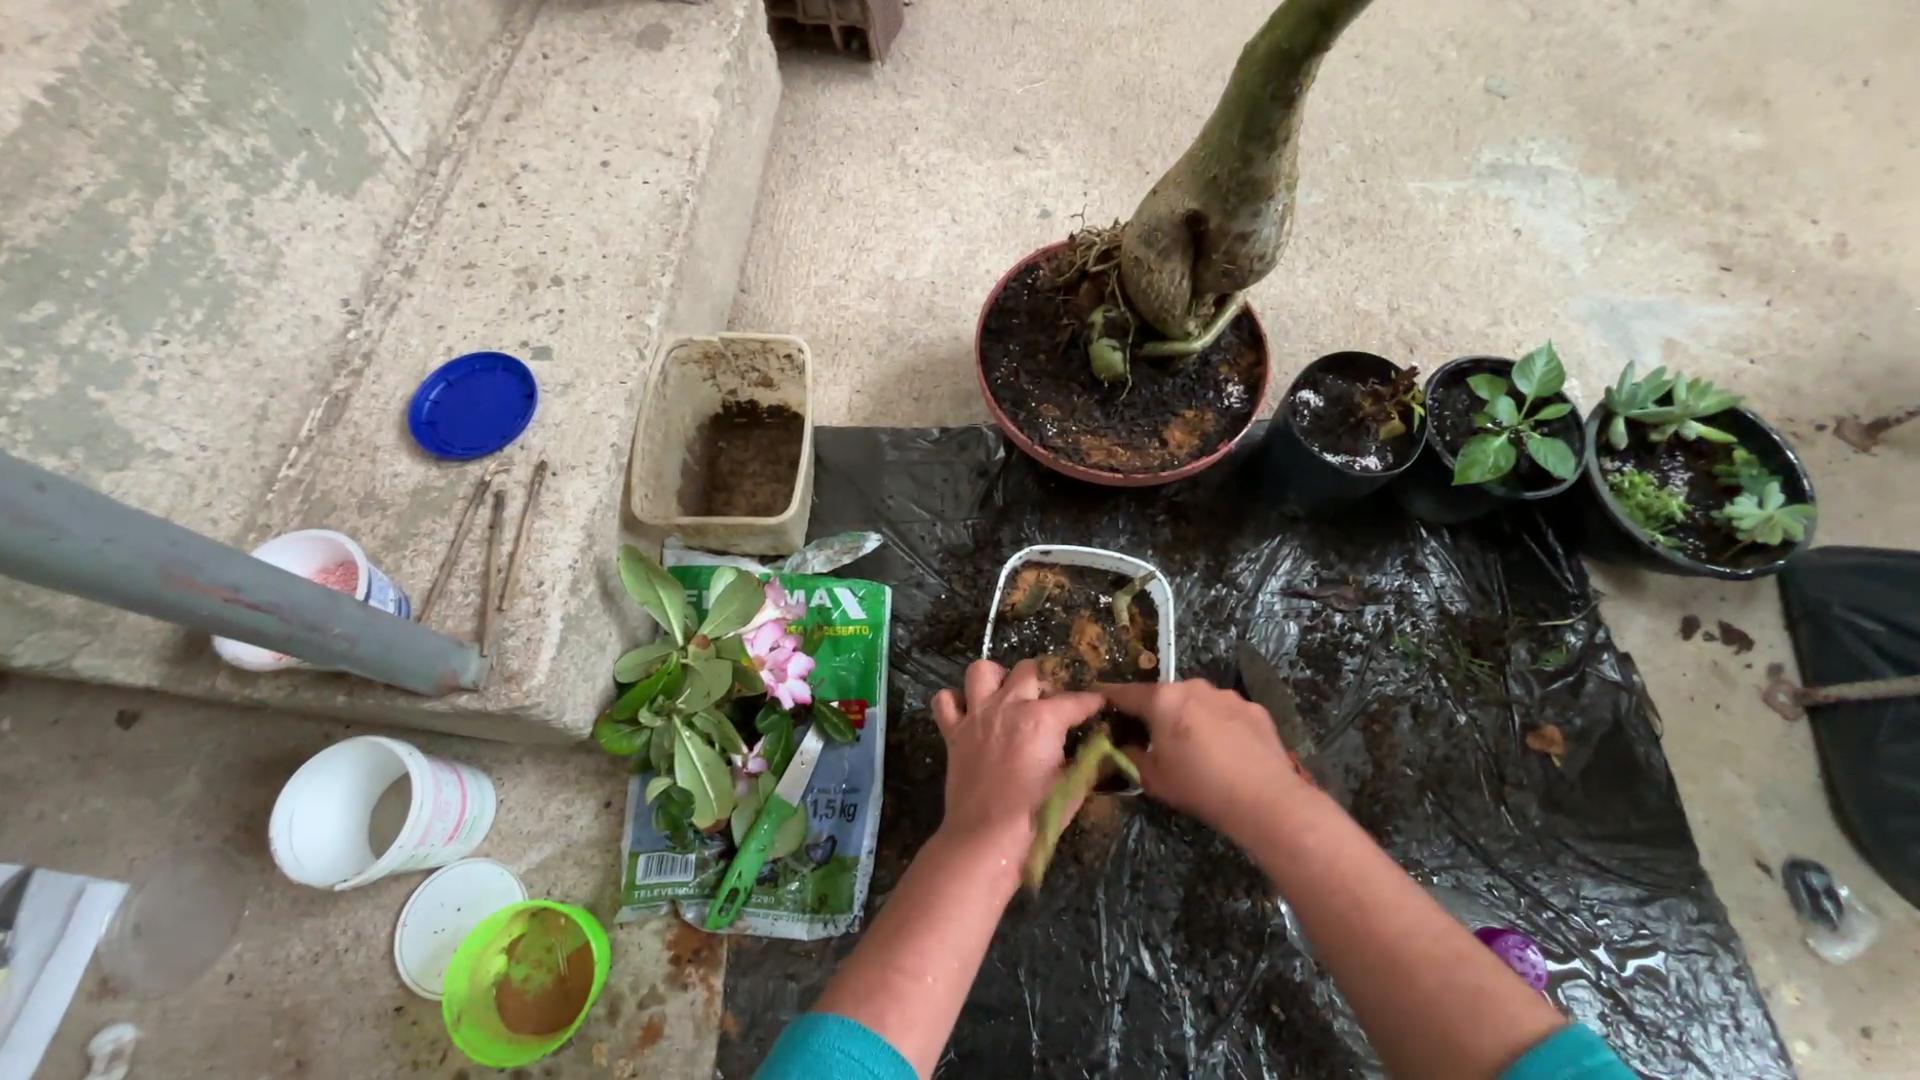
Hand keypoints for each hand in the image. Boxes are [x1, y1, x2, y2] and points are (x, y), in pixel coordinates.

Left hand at [930, 660, 1103, 855]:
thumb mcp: (1073, 787)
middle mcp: (1008, 706)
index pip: (1075, 700)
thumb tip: (1103, 748)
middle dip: (1044, 680)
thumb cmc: (1035, 814)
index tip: (1099, 704)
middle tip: (1049, 702)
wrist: (986, 836)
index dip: (1092, 701)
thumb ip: (1090, 761)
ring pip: (981, 671)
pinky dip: (954, 701)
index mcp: (1042, 718)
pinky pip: (944, 700)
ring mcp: (976, 715)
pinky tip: (968, 713)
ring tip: (1005, 696)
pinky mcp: (952, 732)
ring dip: (995, 678)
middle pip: (1028, 670)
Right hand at [1100, 678, 1306, 840]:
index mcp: (1162, 700)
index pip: (1125, 693)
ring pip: (1197, 702)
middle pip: (1164, 696)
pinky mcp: (1253, 709)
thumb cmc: (1199, 786)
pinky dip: (1219, 725)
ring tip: (1196, 748)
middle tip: (1154, 737)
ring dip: (1190, 718)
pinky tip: (1226, 752)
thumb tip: (1123, 748)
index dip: (1110, 699)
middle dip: (1156, 712)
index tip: (1100, 701)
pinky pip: (1226, 713)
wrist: (1265, 800)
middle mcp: (1193, 688)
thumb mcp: (1153, 779)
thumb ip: (1131, 758)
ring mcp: (1226, 696)